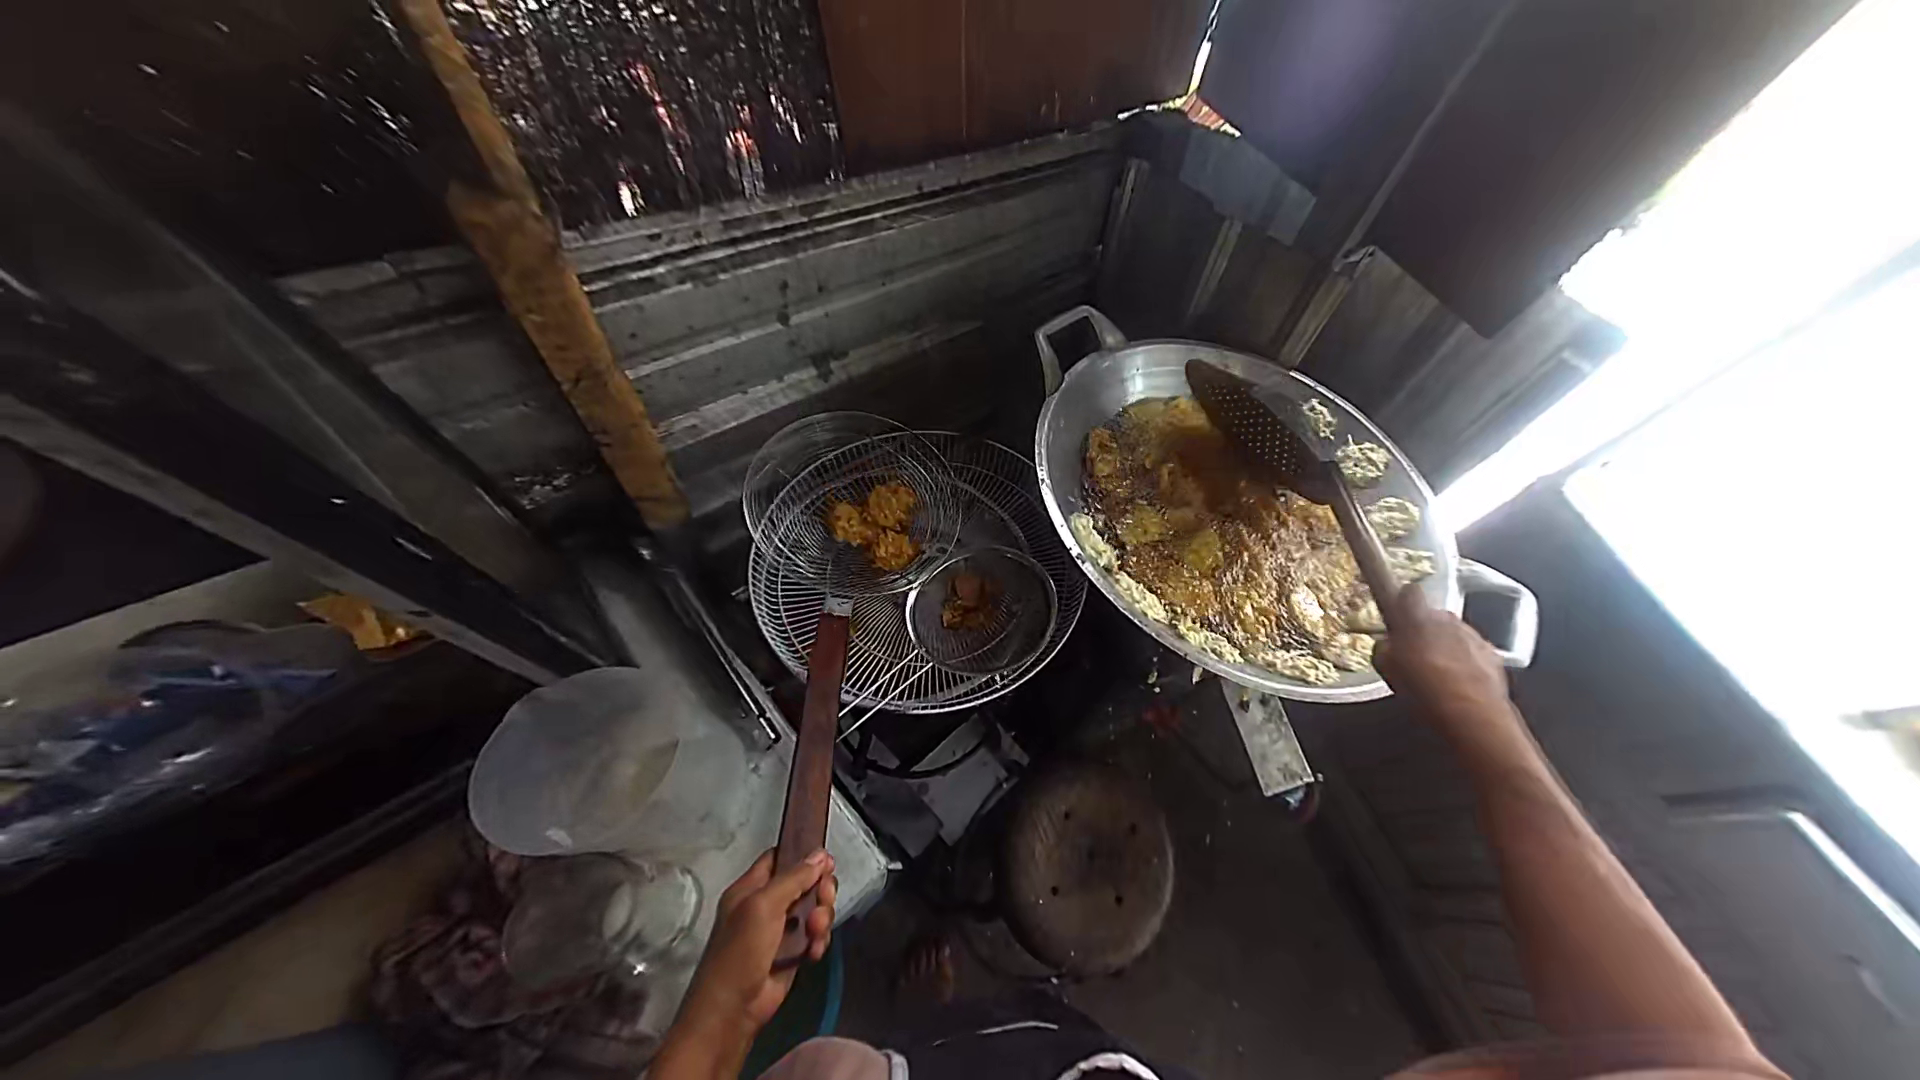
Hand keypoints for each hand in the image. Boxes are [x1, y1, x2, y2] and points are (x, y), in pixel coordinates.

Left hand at [680, 849, 837, 1039]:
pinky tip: (814, 950)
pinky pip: (815, 935)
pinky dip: (819, 940)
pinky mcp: (792, 952)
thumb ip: (794, 878)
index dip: (803, 855)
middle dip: (820, 889)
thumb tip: (821, 854)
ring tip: (816, 931)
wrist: (732, 1011)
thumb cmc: (741, 951)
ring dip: (821, 917)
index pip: (780, 857)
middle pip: (805, 882)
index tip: (826, 860)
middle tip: (825, 897)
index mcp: (751, 888)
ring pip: (814, 908)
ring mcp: (780, 930)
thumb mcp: (764, 906)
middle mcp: (767, 904)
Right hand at [1372, 583, 1519, 752]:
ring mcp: (1473, 636)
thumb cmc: (1424, 690)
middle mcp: (1448, 620)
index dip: (1400, 599)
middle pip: (1431, 614)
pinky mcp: (1492, 654)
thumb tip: (1387, 644)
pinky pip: (1470, 649)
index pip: (1408, 592)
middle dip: (1422, 627)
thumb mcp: (1386, 667)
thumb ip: (1384, 647)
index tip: (1394, 606)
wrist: (1472, 716)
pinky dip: (1462, 659)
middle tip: (1410, 650)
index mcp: (1418, 618)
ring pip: (1452, 632)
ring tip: (1433, 670)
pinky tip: (1454, 680)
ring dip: (1443, 643)